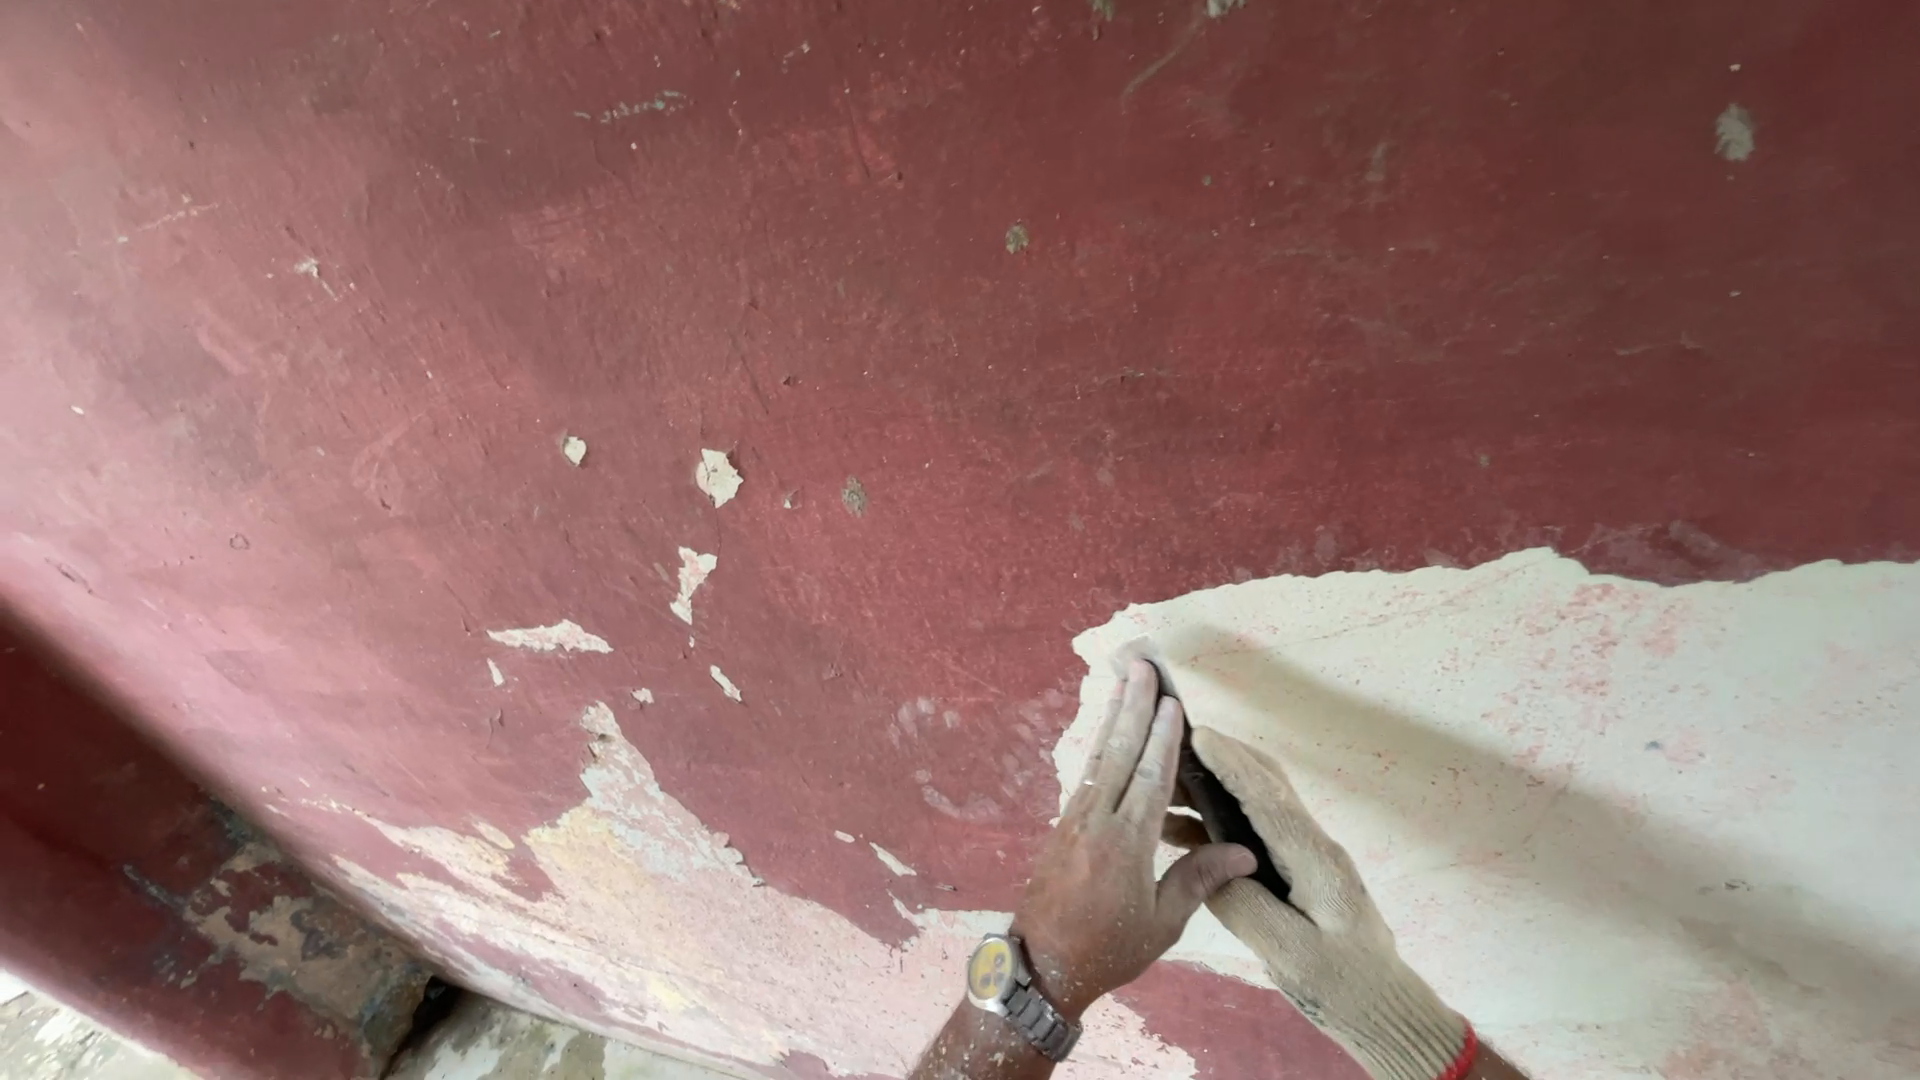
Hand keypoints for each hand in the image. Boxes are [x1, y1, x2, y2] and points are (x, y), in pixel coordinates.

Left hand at [1009, 659, 1256, 1017]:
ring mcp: (1075, 816)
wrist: (1042, 961)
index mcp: (1125, 843)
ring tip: (1123, 680)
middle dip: (1132, 707)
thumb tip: (1243, 851)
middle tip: (1141, 666)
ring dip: (1113, 716)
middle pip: (1119, 753)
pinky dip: (1100, 744)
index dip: (1163, 738)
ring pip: (1098, 756)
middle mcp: (1096, 819)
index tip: (1172, 701)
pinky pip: (1087, 773)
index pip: (1150, 779)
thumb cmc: (1108, 947)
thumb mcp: (1161, 923)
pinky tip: (1107, 728)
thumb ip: (1197, 879)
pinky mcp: (1064, 820)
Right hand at [1166, 728, 1474, 1079]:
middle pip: (1265, 782)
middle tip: (1173, 746)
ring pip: (1257, 799)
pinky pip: (1251, 825)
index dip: (1231, 764)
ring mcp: (1305, 852)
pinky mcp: (1294, 865)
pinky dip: (1214, 816)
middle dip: (1221, 757)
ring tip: (1165, 784)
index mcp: (1314, 860)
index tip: (1197, 733)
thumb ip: (1242, 903)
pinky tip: (1178, 827)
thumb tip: (1205, 864)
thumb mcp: (1287, 953)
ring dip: (1213, 785)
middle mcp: (1312, 843)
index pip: (1267, 798)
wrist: (1382, 1011)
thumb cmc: (1341, 986)